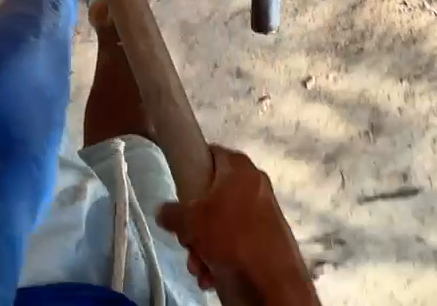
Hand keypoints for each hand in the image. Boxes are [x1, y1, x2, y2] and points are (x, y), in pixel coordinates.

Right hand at [157, 146, 317, 303]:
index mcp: (238, 165)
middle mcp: (254, 182)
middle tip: (187, 240)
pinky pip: (239, 239)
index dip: (191, 169)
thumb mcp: (190, 221)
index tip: (180, 192)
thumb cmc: (230, 237)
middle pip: (213, 194)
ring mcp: (265, 210)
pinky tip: (212, 275)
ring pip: (224, 222)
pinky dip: (223, 255)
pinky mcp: (271, 236)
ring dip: (205, 245)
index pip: (209, 154)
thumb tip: (162, 211)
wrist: (274, 282)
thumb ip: (172, 213)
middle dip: (195, 224)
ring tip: (198, 266)